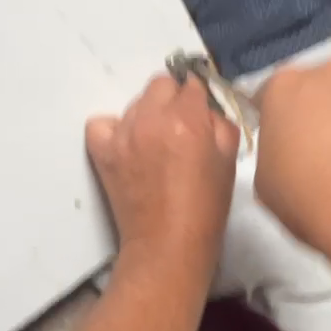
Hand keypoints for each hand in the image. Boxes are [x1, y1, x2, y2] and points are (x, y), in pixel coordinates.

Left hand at [85, 75, 238, 288]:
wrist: (168, 246)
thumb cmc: (206, 208)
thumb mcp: (228, 160)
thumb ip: (220, 123)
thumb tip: (205, 108)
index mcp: (187, 119)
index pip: (191, 85)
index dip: (198, 100)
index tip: (200, 117)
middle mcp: (152, 119)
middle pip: (160, 84)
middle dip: (173, 100)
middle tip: (180, 128)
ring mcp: (123, 133)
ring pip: (136, 103)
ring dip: (148, 115)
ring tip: (155, 143)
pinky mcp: (103, 151)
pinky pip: (101, 123)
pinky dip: (112, 129)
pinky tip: (126, 144)